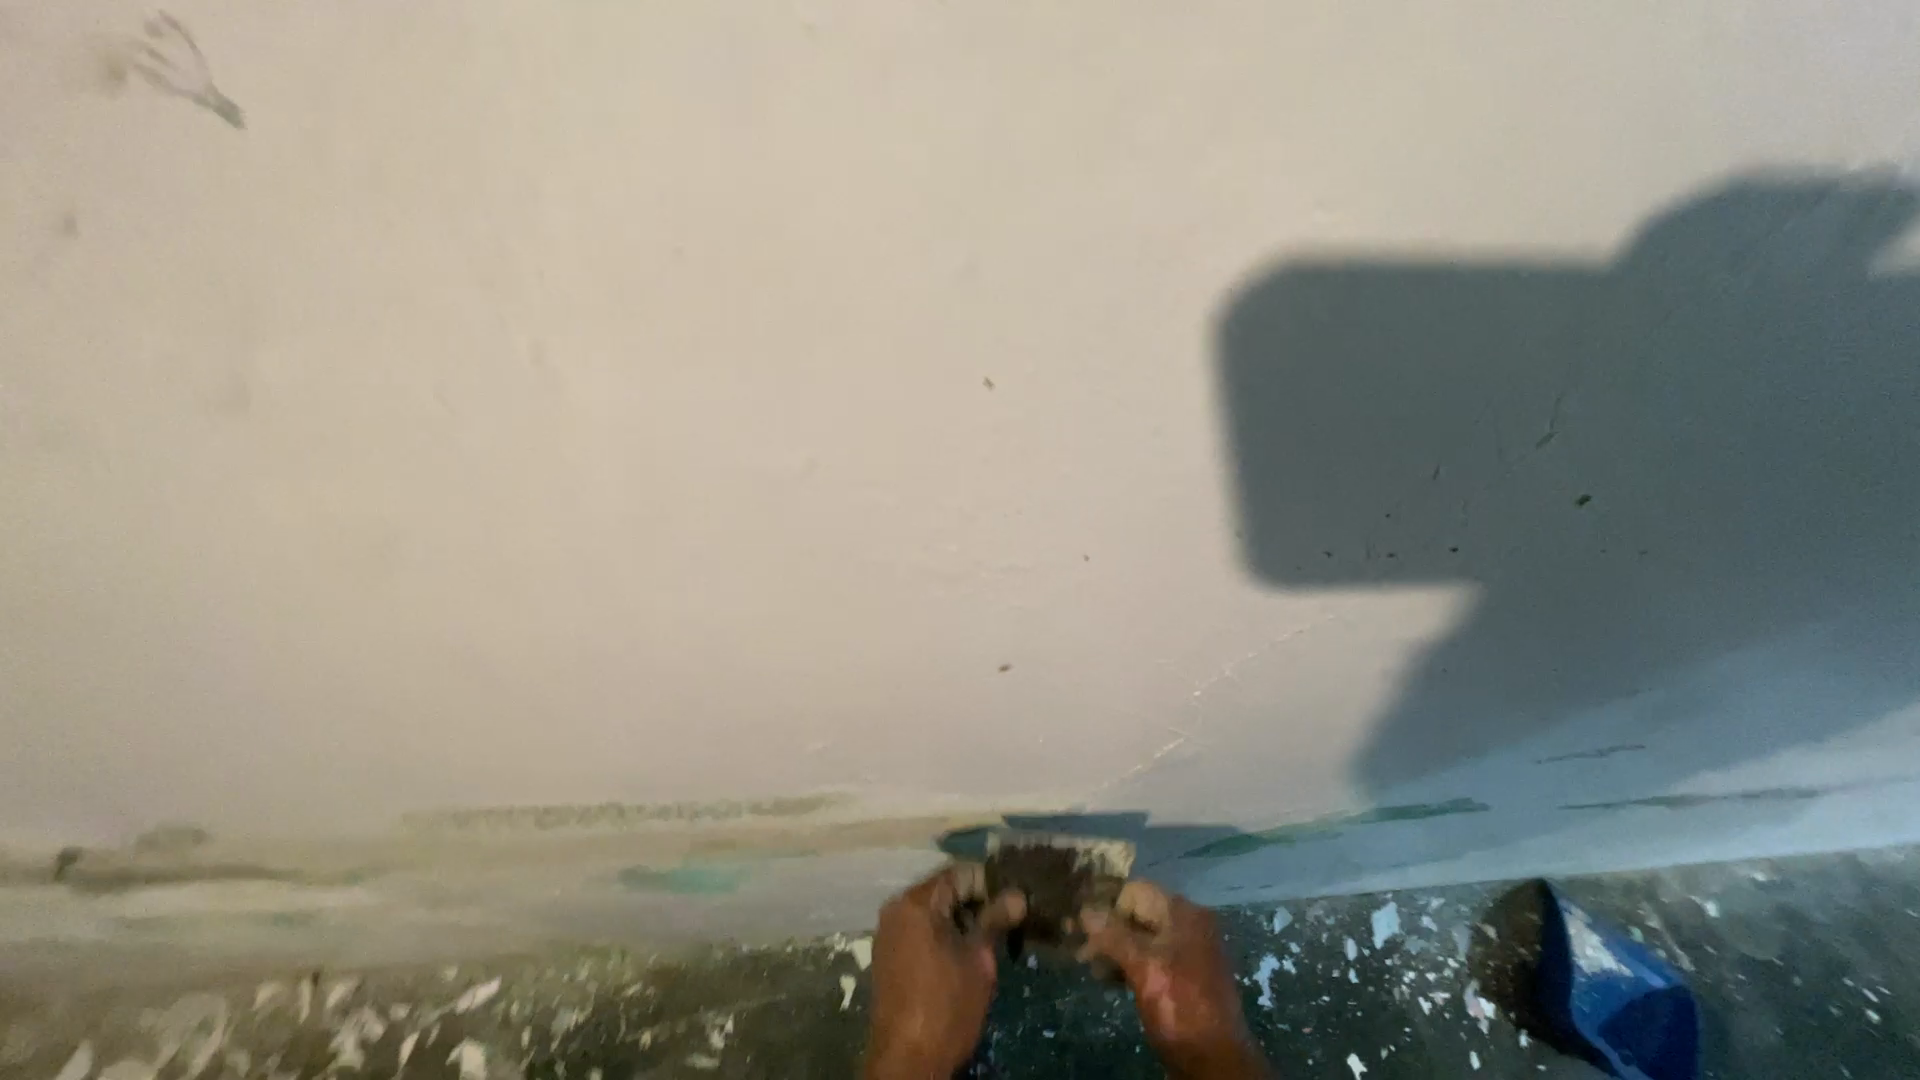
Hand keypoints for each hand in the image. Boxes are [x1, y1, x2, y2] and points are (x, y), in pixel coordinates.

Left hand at [862, 863, 1025, 1078]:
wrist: (906, 1061)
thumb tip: (1018, 895)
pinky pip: (919, 930)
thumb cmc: (946, 1006)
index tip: (1013, 898)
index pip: (958, 873)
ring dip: (959, 918)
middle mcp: (896, 909)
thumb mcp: (978, 960)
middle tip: (1007, 917)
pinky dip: (942, 933)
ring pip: (932, 911)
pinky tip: (965, 950)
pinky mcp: (888, 955)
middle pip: (943, 890)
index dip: (989, 883)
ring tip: (991, 935)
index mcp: (915, 902)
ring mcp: (888, 933)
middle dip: (975, 901)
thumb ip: (994, 921)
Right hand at [1080, 882, 1274, 1079]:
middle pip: (1138, 913)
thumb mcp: (1143, 967)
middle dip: (1107, 929)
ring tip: (1091, 967)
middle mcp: (1188, 925)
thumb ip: (1112, 934)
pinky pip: (1149, 958)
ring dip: (1114, 949)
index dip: (1107, 906)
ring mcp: (1186, 951)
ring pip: (1140, 938)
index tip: (1080, 926)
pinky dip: (1128, 964)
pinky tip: (1108, 978)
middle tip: (1080, 950)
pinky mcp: (1181, 976)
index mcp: (1184, 913)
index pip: (1136, 892)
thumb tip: (1083, 910)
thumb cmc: (1180, 1006)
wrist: (1215, 1062)